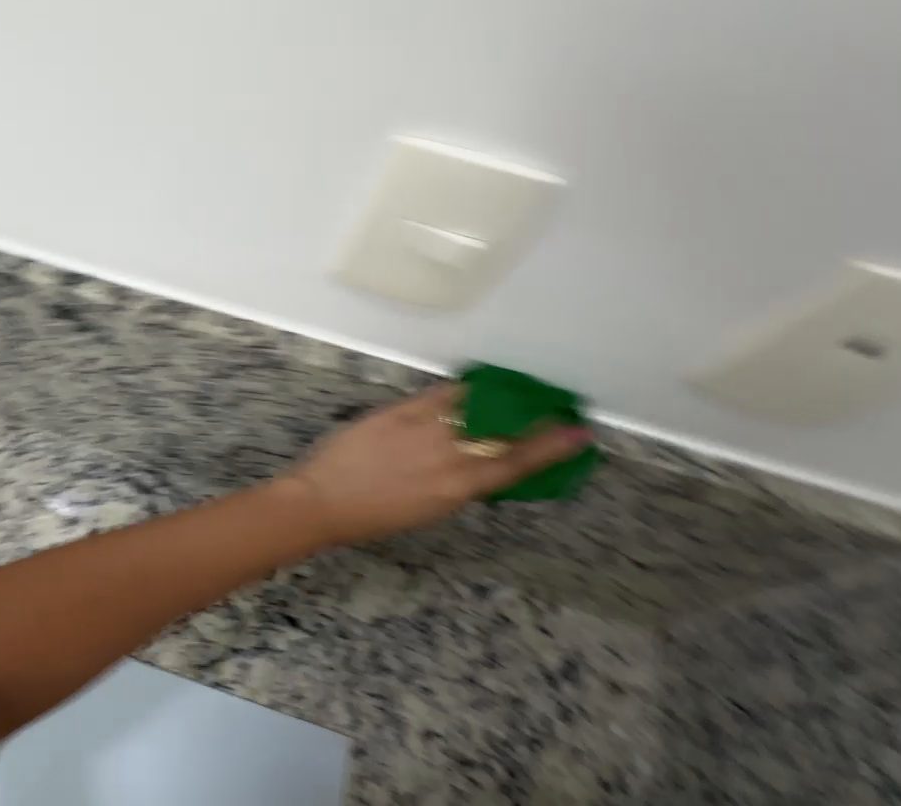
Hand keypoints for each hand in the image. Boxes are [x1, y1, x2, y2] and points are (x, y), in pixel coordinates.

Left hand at [275, 382, 590, 546]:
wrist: (322, 501)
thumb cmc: (372, 516)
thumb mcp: (427, 510)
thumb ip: (456, 485)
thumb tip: (479, 463)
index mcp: (456, 490)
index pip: (514, 465)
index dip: (550, 449)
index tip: (578, 434)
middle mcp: (446, 458)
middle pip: (502, 434)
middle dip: (535, 421)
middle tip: (558, 409)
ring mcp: (422, 431)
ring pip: (474, 410)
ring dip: (503, 401)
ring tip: (522, 393)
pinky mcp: (397, 412)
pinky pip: (438, 395)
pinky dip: (461, 390)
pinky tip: (476, 385)